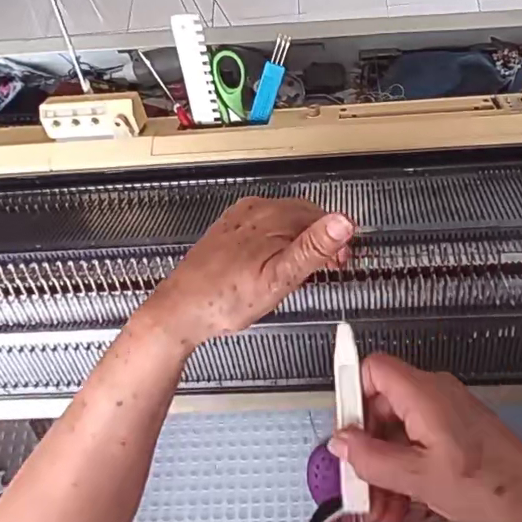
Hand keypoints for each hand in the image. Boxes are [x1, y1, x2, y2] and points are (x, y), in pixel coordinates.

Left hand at [137, 197, 353, 348]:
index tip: (342, 260)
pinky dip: (278, 243)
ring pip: (284, 222)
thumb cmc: (224, 300)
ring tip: (302, 270)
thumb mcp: (279, 278)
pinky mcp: (228, 231)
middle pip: (303, 216)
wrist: (179, 311)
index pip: (321, 216)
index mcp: (271, 216)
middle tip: (327, 269)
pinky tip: (274, 264)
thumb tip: (343, 223)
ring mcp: (239, 219)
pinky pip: (264, 228)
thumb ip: (313, 248)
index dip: (336, 240)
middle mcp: (254, 210)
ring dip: (299, 241)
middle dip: (319, 240)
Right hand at [329, 354, 521, 521]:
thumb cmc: (490, 485)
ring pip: (395, 430)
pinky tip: (399, 508)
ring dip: (382, 469)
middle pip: (379, 405)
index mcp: (423, 393)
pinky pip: (414, 441)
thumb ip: (373, 459)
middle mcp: (432, 393)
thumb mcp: (419, 478)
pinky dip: (403, 470)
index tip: (343, 434)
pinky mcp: (451, 430)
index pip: (373, 369)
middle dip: (366, 449)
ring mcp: (442, 411)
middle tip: (360, 487)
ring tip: (380, 512)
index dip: (352, 397)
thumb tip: (340, 444)